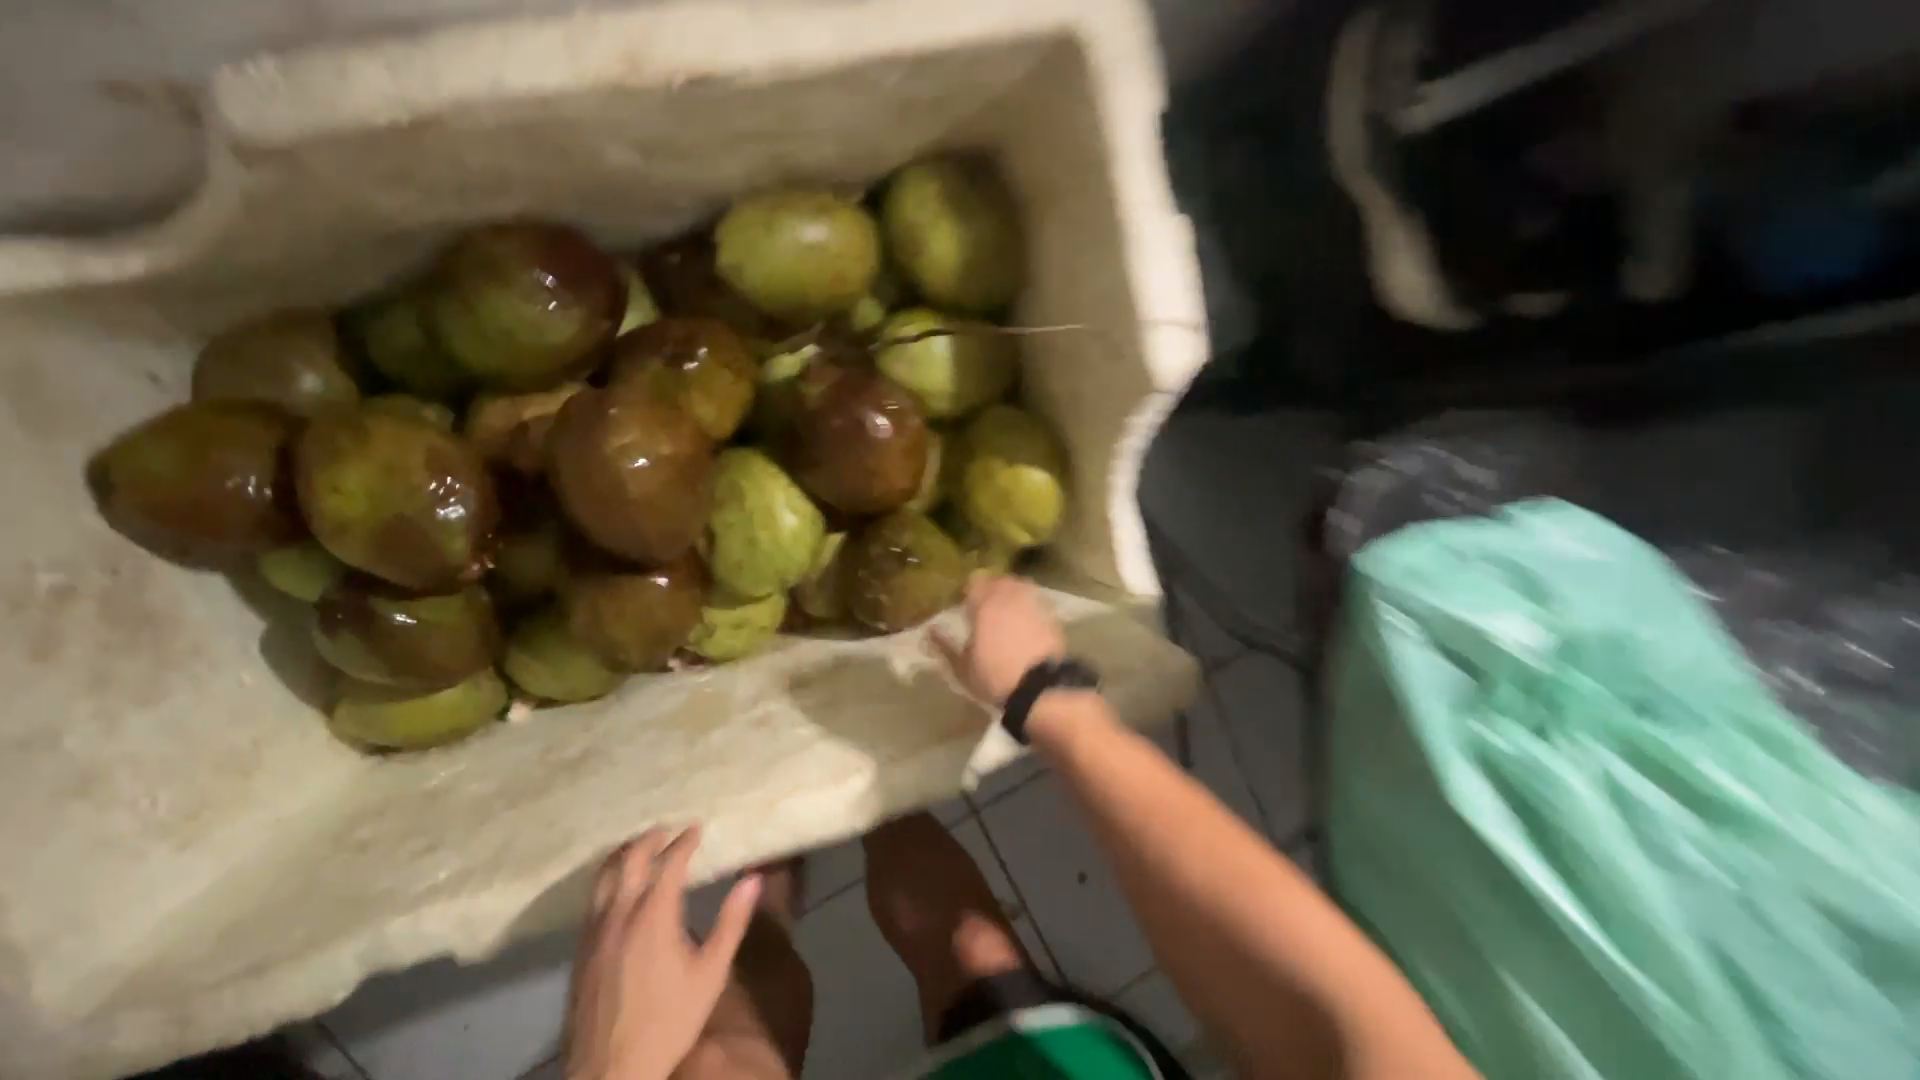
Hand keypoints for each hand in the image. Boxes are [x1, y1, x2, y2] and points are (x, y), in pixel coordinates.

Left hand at [563, 826, 759, 1079]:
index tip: (696, 828)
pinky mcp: (580, 950)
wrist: (611, 1068)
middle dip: (649, 839)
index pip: (669, 863)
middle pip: (630, 860)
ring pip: (604, 877)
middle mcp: (620, 915)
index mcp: (654, 916)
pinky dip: (608, 880)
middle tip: (667, 830)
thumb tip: (753, 879)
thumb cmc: (670, 1020)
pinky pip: (593, 900)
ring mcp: (594, 932)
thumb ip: (731, 922)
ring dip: (623, 855)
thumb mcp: (712, 973)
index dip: (684, 841)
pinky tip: (617, 889)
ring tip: (639, 847)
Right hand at [934, 574, 1065, 702]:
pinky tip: (1026, 622)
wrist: (1039, 688)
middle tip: (986, 605)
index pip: (975, 581)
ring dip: (1012, 593)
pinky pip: (1037, 601)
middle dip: (992, 588)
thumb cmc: (994, 677)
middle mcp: (1009, 596)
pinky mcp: (1051, 615)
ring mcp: (1033, 603)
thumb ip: (944, 646)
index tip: (966, 602)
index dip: (970, 589)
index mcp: (984, 604)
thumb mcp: (962, 667)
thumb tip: (930, 630)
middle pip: (999, 580)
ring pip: (1021, 586)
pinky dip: (1030, 606)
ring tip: (1008, 611)